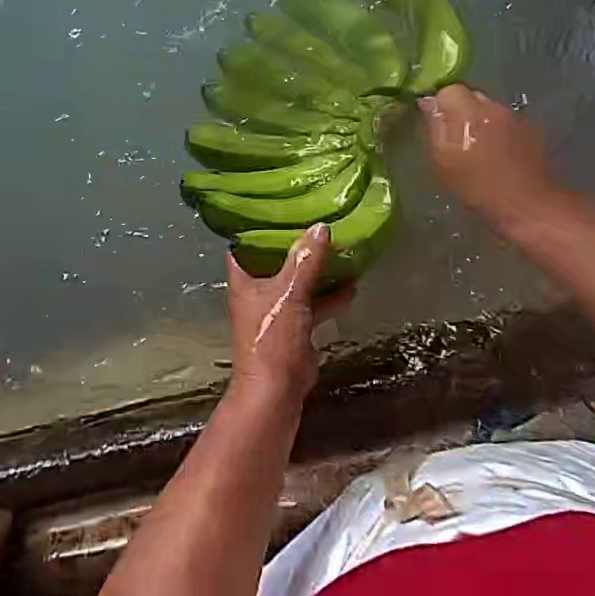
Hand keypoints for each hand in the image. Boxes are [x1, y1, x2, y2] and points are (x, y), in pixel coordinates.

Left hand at [224, 223, 352, 404]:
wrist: (276, 391)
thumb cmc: (271, 338)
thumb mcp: (290, 293)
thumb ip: (306, 261)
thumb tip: (321, 227)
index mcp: (243, 277)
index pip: (244, 240)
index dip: (257, 222)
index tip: (278, 204)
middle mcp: (256, 289)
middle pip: (274, 258)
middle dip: (294, 243)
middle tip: (316, 221)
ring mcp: (275, 308)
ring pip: (296, 280)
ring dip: (315, 268)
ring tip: (340, 248)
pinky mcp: (293, 326)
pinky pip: (311, 302)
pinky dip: (328, 294)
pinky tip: (351, 285)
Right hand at [419, 84, 567, 228]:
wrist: (527, 207)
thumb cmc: (477, 186)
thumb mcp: (443, 159)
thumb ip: (434, 125)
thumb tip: (428, 101)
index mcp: (468, 111)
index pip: (448, 89)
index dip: (439, 104)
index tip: (435, 124)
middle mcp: (494, 107)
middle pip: (471, 96)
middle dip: (459, 111)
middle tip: (453, 137)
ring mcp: (515, 118)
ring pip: (489, 110)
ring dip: (479, 121)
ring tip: (475, 147)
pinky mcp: (531, 132)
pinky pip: (505, 123)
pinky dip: (497, 132)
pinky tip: (496, 154)